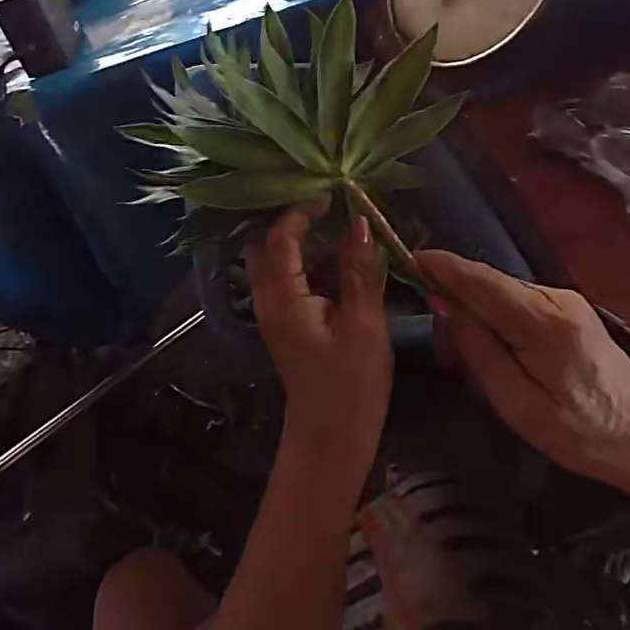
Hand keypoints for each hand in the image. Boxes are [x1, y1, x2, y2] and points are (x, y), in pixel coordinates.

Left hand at [246, 203, 393, 457]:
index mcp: (280, 294)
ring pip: (277, 261)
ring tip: (347, 237)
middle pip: (266, 243)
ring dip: (306, 245)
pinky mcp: (284, 320)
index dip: (303, 209)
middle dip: (294, 222)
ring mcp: (271, 309)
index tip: (333, 194)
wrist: (331, 435)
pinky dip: (311, 266)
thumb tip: (360, 223)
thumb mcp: (364, 322)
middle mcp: (265, 296)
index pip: (280, 235)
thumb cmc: (351, 382)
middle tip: (332, 211)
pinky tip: (344, 267)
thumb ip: (358, 269)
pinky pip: (289, 280)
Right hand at [416, 251, 629, 481]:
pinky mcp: (559, 304)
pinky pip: (505, 300)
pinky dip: (485, 318)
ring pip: (490, 291)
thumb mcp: (516, 403)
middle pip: (480, 283)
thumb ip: (477, 349)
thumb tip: (443, 305)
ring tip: (467, 363)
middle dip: (448, 304)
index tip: (402, 262)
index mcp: (544, 323)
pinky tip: (488, 352)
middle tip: (444, 355)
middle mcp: (553, 297)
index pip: (478, 280)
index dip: (438, 267)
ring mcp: (559, 297)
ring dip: (466, 316)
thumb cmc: (581, 432)